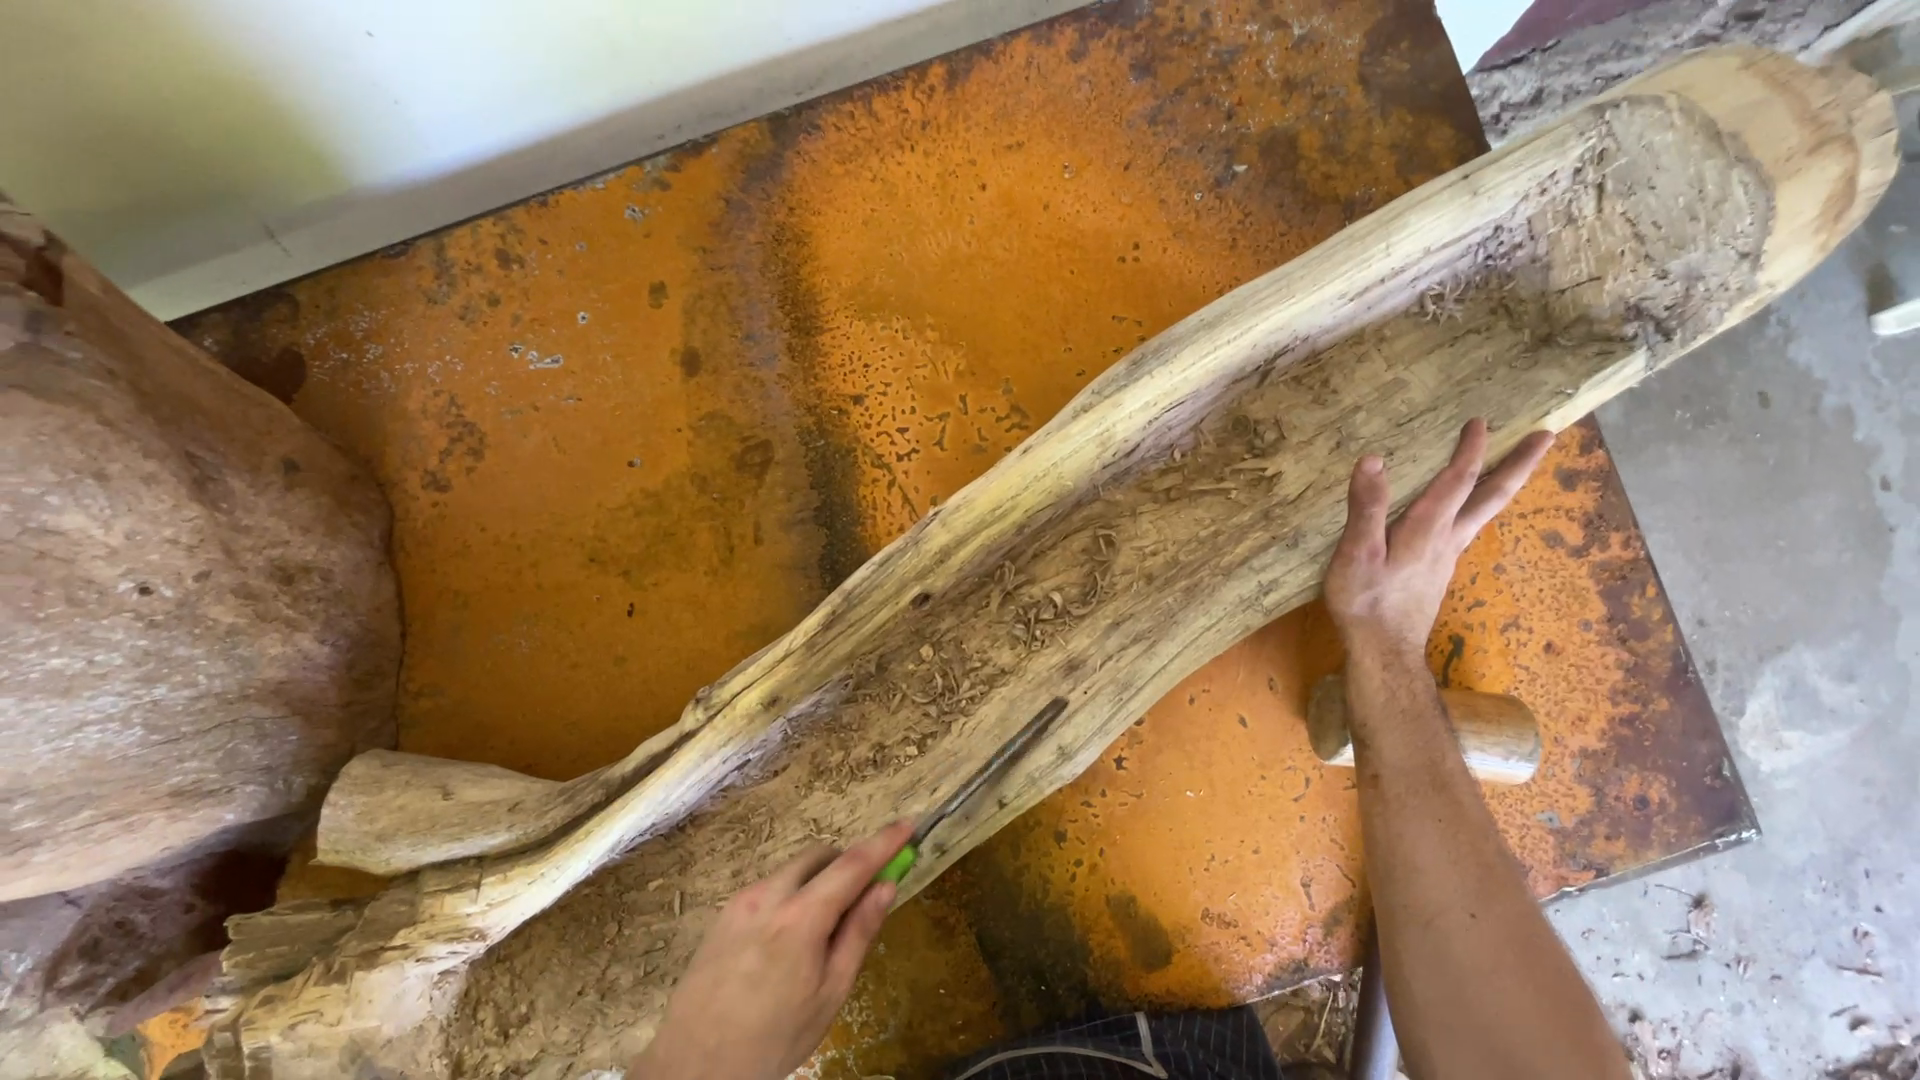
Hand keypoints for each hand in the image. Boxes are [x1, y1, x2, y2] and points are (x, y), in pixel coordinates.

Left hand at [632, 821, 913, 1079]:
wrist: (693, 1065)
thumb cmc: (773, 1037)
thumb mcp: (829, 993)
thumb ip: (859, 933)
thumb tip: (886, 887)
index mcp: (800, 918)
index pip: (853, 864)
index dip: (884, 841)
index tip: (908, 824)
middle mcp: (768, 896)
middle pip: (820, 856)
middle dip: (848, 865)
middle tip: (864, 897)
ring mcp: (741, 902)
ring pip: (793, 870)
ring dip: (818, 881)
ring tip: (821, 934)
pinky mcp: (723, 913)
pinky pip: (769, 888)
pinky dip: (791, 895)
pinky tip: (786, 943)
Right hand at [1325, 418, 1553, 656]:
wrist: (1383, 650)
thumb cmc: (1365, 601)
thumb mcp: (1356, 553)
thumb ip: (1367, 508)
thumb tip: (1373, 459)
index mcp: (1427, 530)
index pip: (1457, 480)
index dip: (1470, 449)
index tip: (1481, 421)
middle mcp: (1448, 539)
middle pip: (1491, 496)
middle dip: (1518, 464)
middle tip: (1546, 436)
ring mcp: (1447, 558)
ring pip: (1484, 513)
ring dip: (1502, 484)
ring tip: (1516, 465)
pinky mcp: (1439, 572)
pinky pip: (1467, 529)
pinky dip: (1478, 507)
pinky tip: (1469, 511)